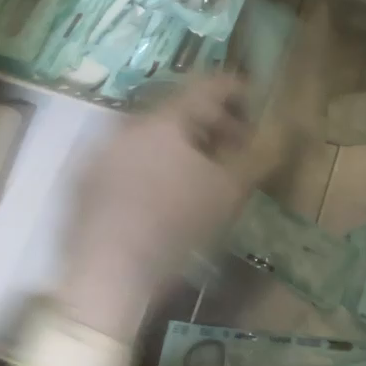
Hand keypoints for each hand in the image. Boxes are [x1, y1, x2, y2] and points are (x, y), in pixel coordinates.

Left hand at [55, 76, 252, 339]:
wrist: (105, 279)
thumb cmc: (175, 227)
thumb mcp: (229, 191)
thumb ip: (258, 155)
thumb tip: (282, 130)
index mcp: (164, 119)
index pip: (207, 86)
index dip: (237, 90)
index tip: (256, 103)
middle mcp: (127, 124)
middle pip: (178, 109)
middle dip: (210, 124)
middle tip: (234, 146)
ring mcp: (99, 152)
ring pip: (151, 134)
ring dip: (180, 144)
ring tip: (200, 172)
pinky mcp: (83, 181)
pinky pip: (127, 157)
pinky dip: (151, 163)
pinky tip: (163, 193)